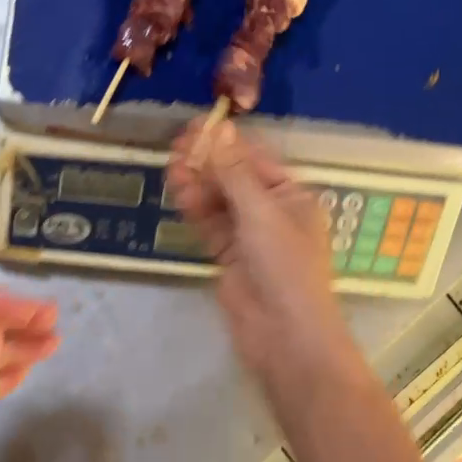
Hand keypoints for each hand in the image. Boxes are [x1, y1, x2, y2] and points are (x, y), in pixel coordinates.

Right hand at [166, 120, 354, 380]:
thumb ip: (234, 172)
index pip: (256, 159)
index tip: (196, 125)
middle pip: (234, 177)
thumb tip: (220, 129)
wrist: (285, 337)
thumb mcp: (261, 213)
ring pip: (218, 199)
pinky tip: (177, 190)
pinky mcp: (227, 255)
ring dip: (197, 181)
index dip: (227, 141)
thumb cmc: (285, 268)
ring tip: (171, 165)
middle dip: (207, 160)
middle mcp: (271, 211)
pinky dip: (194, 206)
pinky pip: (209, 223)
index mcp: (291, 196)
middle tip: (177, 144)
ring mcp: (248, 234)